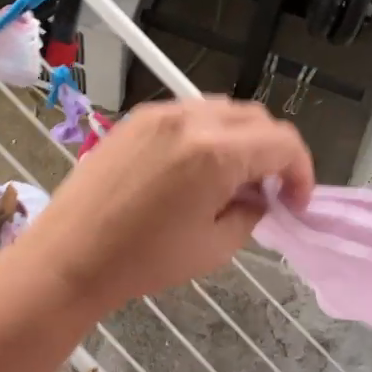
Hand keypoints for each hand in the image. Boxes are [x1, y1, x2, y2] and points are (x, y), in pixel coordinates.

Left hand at [21, 98, 314, 315]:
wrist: (70, 256)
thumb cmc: (145, 261)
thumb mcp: (215, 248)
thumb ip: (249, 213)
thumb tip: (258, 196)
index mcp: (216, 153)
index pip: (283, 142)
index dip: (301, 171)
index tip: (297, 201)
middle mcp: (192, 120)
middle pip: (257, 119)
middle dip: (274, 152)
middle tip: (269, 191)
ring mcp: (160, 113)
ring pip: (223, 110)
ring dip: (242, 139)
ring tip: (233, 179)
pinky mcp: (136, 119)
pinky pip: (189, 114)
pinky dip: (209, 134)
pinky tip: (197, 169)